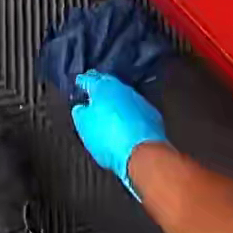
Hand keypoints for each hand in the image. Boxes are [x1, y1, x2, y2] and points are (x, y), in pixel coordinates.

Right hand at [70, 71, 167, 198]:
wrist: (142, 153)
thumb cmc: (109, 137)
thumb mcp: (84, 126)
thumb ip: (80, 112)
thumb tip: (81, 108)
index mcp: (103, 87)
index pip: (89, 79)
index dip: (83, 82)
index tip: (80, 83)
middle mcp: (122, 88)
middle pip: (108, 85)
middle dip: (101, 90)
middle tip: (94, 97)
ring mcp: (139, 100)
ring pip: (123, 97)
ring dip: (116, 103)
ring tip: (109, 114)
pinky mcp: (152, 114)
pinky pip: (136, 110)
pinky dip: (130, 115)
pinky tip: (126, 126)